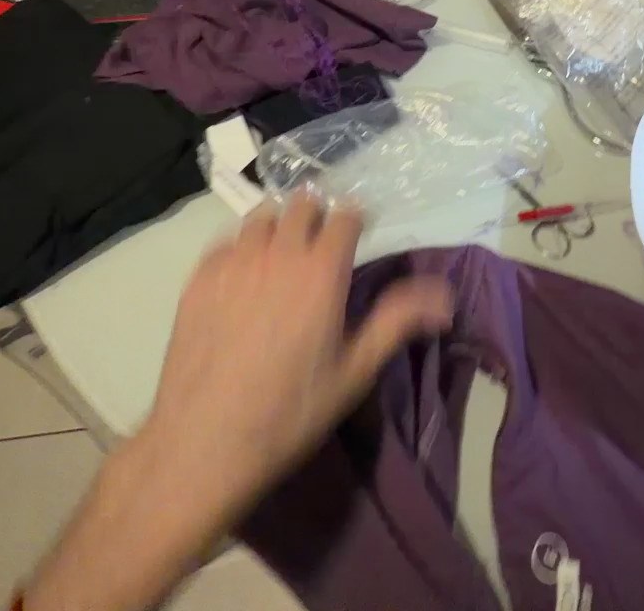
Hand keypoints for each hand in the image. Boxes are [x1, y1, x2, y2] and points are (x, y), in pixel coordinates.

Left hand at [144, 193, 454, 498]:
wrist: (204, 440)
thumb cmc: (290, 410)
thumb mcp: (354, 371)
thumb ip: (398, 321)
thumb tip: (444, 295)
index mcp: (321, 270)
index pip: (345, 214)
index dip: (356, 220)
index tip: (360, 234)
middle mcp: (277, 252)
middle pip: (302, 203)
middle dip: (318, 216)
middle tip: (322, 246)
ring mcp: (232, 261)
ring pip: (261, 216)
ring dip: (279, 225)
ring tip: (283, 254)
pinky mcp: (198, 277)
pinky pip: (226, 240)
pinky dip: (242, 246)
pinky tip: (244, 276)